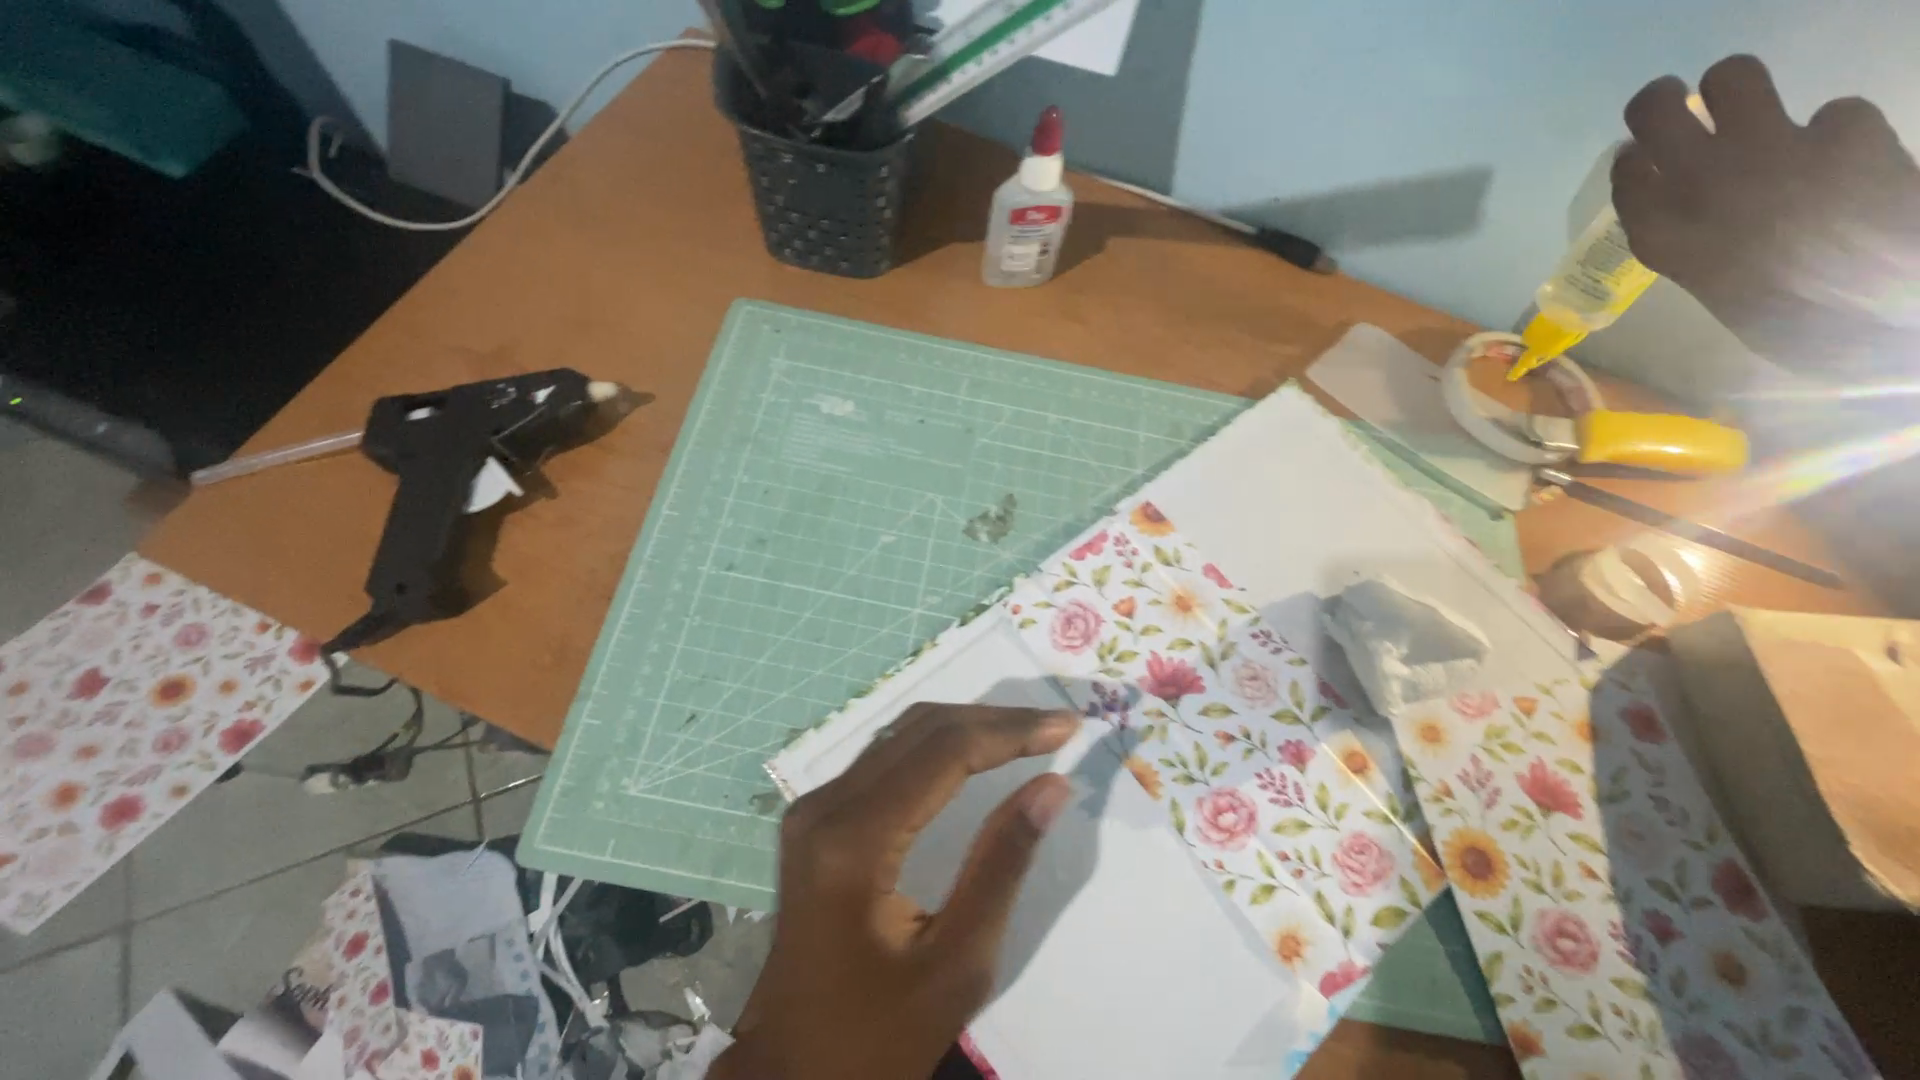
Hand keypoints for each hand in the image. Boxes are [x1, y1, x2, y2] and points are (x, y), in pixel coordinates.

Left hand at [714, 704, 1077, 1079]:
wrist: (795, 1071)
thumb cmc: (879, 1032)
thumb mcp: (958, 960)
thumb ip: (1002, 862)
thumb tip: (1051, 785)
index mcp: (854, 841)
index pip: (943, 752)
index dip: (1010, 731)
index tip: (1068, 727)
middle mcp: (824, 808)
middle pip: (919, 731)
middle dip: (994, 722)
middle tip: (1057, 727)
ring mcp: (812, 811)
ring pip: (898, 737)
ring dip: (966, 728)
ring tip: (1028, 734)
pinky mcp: (815, 822)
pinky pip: (882, 761)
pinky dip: (936, 749)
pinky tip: (975, 755)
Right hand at [1613, 55, 1919, 378]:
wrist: (1877, 310)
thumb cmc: (1784, 323)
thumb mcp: (1714, 290)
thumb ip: (1696, 247)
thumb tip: (1702, 223)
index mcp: (1662, 237)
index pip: (1625, 175)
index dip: (1633, 163)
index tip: (1640, 162)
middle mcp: (1699, 183)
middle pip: (1655, 110)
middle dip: (1661, 102)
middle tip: (1676, 107)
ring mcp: (1770, 151)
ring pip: (1733, 79)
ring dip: (1734, 88)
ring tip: (1746, 110)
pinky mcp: (1843, 133)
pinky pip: (1832, 115)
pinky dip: (1835, 135)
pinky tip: (1844, 161)